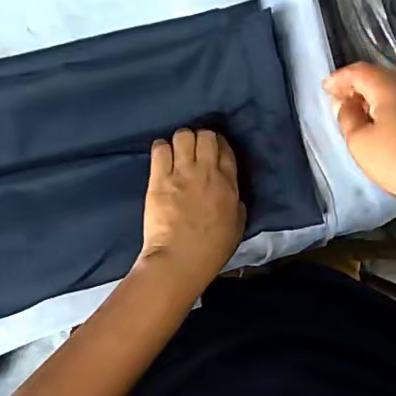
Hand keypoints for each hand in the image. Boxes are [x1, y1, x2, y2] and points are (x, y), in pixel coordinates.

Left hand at [134, 128, 244, 293]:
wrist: (180, 259)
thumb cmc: (211, 250)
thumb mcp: (237, 227)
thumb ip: (235, 205)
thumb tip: (232, 196)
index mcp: (228, 183)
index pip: (225, 148)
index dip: (218, 146)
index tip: (211, 154)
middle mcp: (206, 171)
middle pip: (205, 136)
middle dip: (199, 140)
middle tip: (193, 152)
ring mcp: (182, 173)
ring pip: (182, 136)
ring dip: (180, 142)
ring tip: (176, 153)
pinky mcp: (159, 179)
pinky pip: (160, 149)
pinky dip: (161, 149)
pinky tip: (161, 158)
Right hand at [323, 62, 395, 210]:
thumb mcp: (359, 141)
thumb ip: (347, 116)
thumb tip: (345, 103)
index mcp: (390, 88)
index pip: (360, 71)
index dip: (340, 77)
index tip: (325, 88)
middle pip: (377, 75)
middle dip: (354, 84)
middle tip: (336, 99)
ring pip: (390, 87)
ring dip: (369, 95)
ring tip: (353, 112)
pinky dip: (383, 104)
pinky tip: (375, 121)